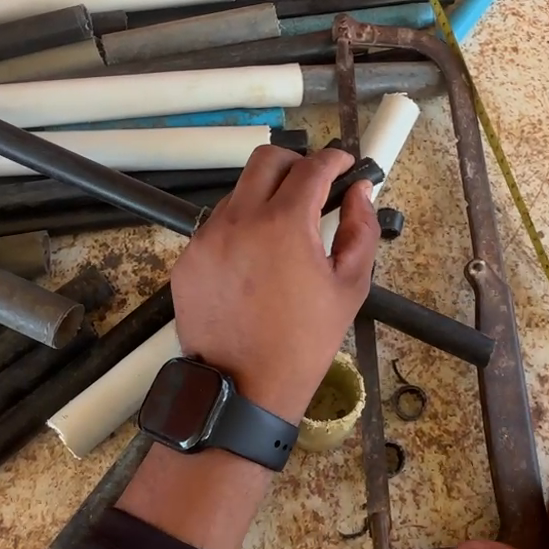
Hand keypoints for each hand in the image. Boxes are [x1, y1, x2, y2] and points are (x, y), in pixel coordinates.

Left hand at [171, 145, 378, 422]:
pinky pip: (216, 226)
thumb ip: (360, 229)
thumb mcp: (349, 287)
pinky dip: (240, 228)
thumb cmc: (302, 343)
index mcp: (284, 225)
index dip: (333, 159)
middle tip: (313, 183)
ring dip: (265, 197)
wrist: (242, 389)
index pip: (312, 168)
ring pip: (239, 192)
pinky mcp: (188, 259)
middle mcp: (239, 221)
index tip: (344, 163)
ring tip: (284, 233)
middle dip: (295, 162)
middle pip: (266, 160)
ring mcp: (206, 238)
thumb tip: (358, 193)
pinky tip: (255, 261)